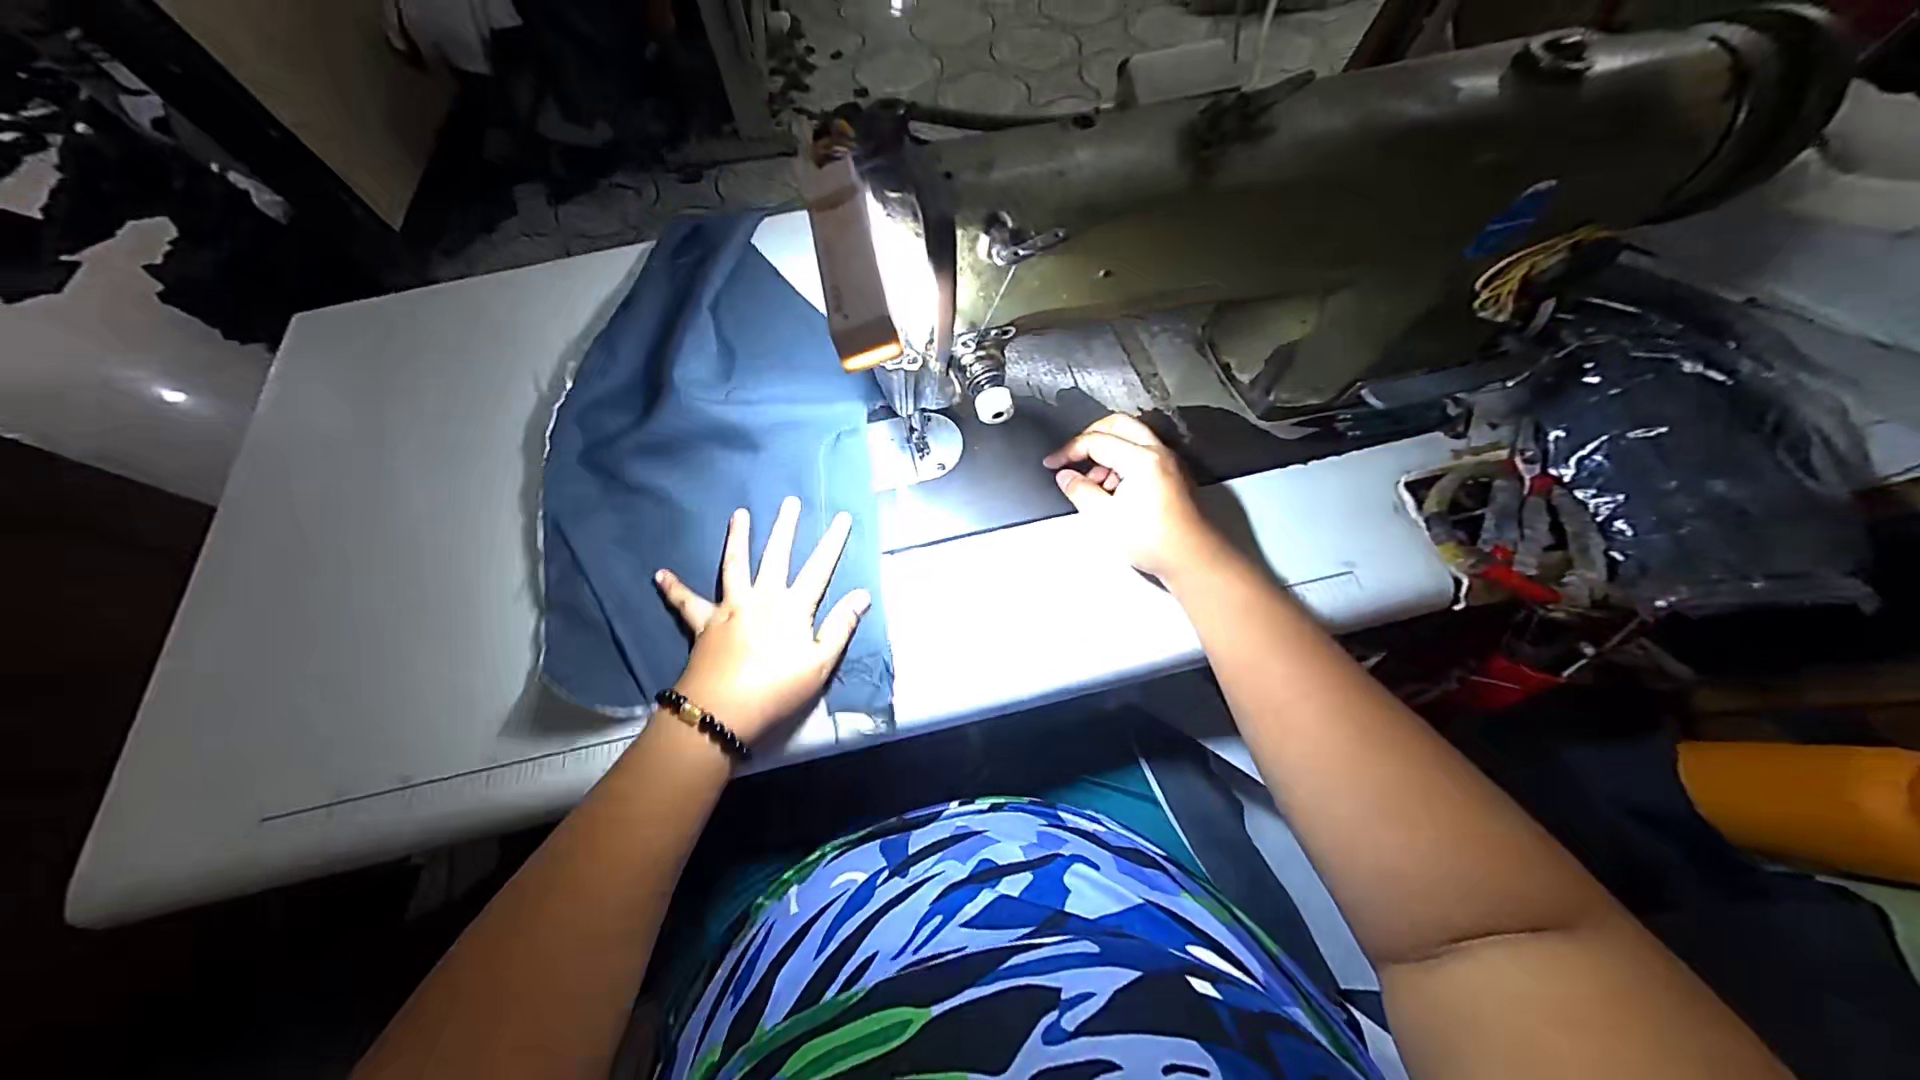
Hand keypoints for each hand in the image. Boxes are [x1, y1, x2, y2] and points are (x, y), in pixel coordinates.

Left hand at [653, 497, 870, 744]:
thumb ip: (840, 626)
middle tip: (790, 502)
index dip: (833, 542)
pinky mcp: (704, 622)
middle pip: (776, 555)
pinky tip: (660, 574)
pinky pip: (686, 602)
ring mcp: (730, 607)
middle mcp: (762, 598)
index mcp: (793, 607)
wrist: (723, 710)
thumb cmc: (778, 689)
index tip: (843, 517)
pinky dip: (674, 588)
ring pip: (734, 564)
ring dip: (737, 538)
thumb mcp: (820, 664)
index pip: (819, 568)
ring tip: (739, 514)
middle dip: (785, 527)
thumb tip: (863, 595)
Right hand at [1043, 413, 1223, 579]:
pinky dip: (1122, 460)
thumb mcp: (1105, 518)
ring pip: (1131, 437)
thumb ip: (1080, 491)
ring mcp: (1168, 462)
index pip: (1096, 441)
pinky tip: (1112, 488)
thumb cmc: (1156, 542)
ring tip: (1093, 481)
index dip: (1068, 451)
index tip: (1052, 463)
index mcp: (1141, 459)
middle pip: (1117, 424)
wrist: (1192, 560)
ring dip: (1107, 449)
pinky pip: (1142, 453)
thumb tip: (1065, 476)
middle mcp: (1158, 453)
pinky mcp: (1172, 474)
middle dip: (1089, 436)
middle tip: (1071, 455)